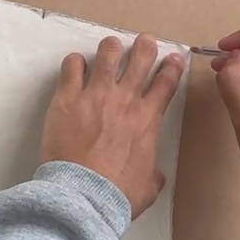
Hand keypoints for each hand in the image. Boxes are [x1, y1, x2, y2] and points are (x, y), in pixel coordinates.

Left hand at [40, 33, 184, 217]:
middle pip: (140, 58)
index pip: (166, 83)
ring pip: (108, 53)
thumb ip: (153, 175)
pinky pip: (72, 66)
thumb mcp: (147, 188)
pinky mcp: (66, 98)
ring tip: (110, 48)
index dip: (171, 67)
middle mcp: (124, 100)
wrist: (82, 196)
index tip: (173, 59)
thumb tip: (155, 175)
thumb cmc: (117, 195)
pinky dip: (75, 63)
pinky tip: (76, 67)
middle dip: (145, 46)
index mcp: (147, 120)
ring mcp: (95, 95)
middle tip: (144, 43)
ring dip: (111, 48)